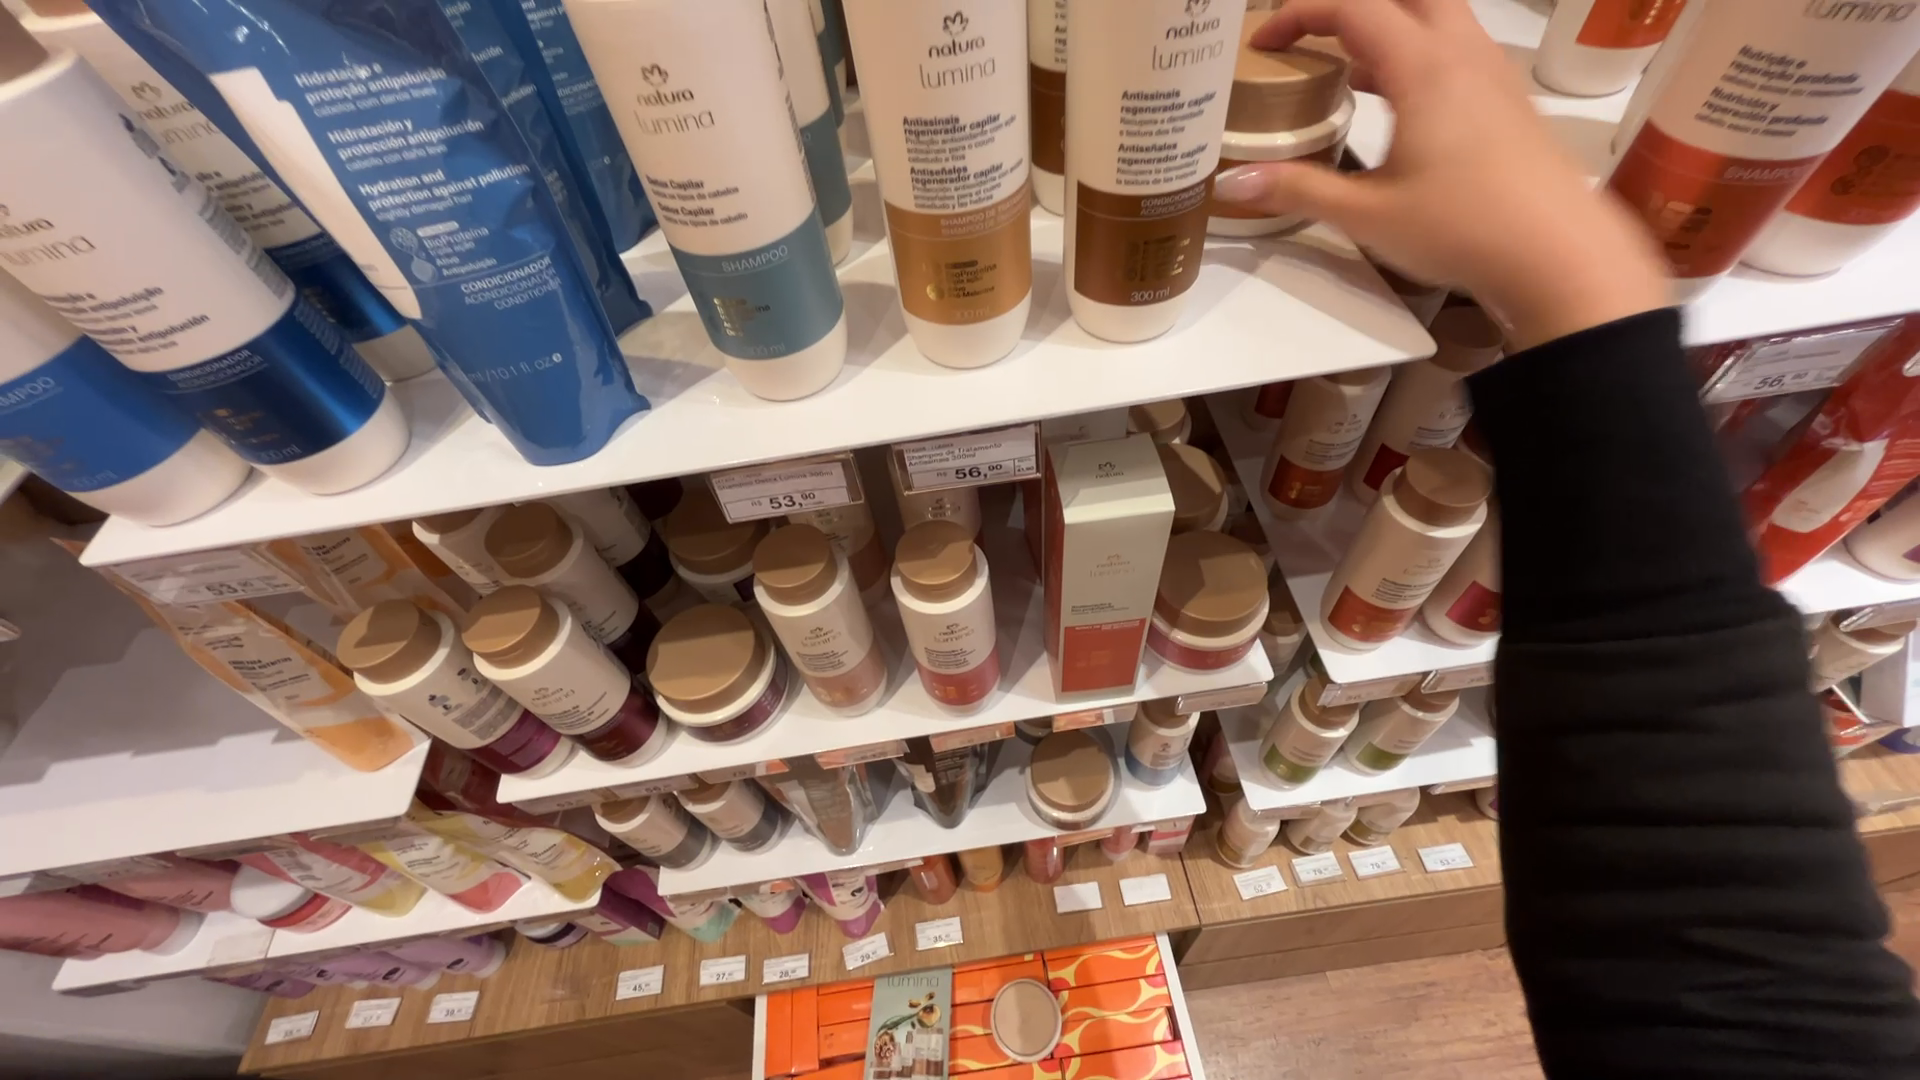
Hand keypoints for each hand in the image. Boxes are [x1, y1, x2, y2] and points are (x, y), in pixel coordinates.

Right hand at [1212, 0, 1669, 350]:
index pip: (1355, 6)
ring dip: (1383, 26)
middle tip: (1305, 38)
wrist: (1554, 250)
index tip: (1262, 40)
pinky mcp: (1503, 98)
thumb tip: (1233, 182)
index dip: (1301, 12)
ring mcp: (1490, 72)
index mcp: (1424, 68)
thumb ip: (1298, 191)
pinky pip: (1452, 47)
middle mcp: (1462, 53)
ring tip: (1339, 68)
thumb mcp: (1365, 214)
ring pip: (1434, 14)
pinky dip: (1410, 53)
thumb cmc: (1459, 227)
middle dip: (1346, 7)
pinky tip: (1388, 99)